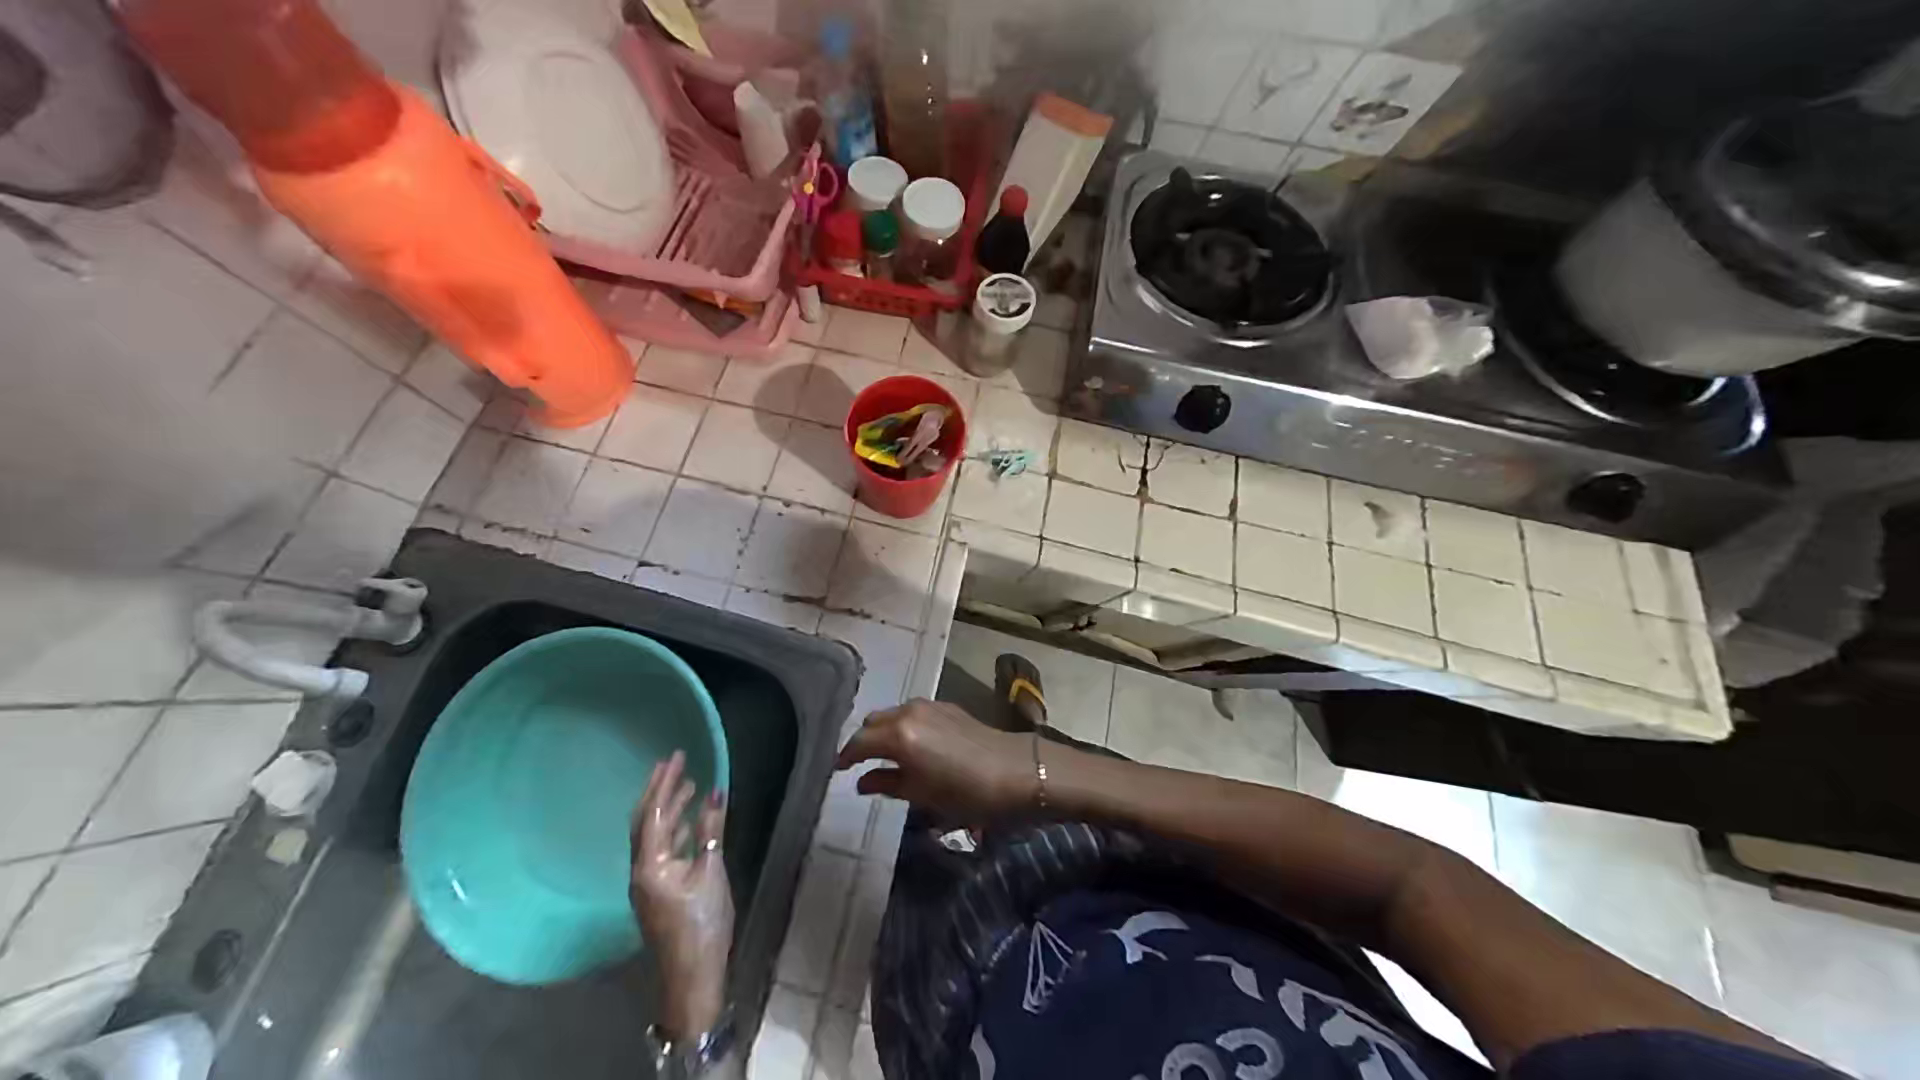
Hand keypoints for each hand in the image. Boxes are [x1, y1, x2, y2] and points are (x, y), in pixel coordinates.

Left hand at [630, 750, 731, 1040]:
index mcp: (648, 864)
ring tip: (689, 786)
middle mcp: (640, 870)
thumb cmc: (702, 921)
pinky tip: (691, 822)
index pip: (652, 813)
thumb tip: (715, 792)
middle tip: (676, 763)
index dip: (665, 783)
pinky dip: (676, 829)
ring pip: (654, 835)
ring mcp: (648, 881)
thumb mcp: (711, 871)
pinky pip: (663, 849)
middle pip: (646, 822)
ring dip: (670, 809)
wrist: (693, 975)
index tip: (676, 756)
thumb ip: (712, 830)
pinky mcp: (659, 890)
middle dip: (660, 791)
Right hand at [835, 699, 1035, 825]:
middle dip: (863, 741)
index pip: (859, 742)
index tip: (838, 770)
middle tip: (861, 765)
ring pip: (893, 714)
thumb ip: (887, 784)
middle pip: (873, 722)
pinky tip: (913, 745)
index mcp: (898, 734)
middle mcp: (909, 712)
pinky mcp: (948, 706)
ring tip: (886, 756)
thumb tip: (863, 781)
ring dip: (884, 731)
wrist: (1017, 771)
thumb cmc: (966, 793)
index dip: (845, 757)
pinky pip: (913, 712)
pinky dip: (904, 725)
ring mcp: (930, 705)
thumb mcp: (922, 795)